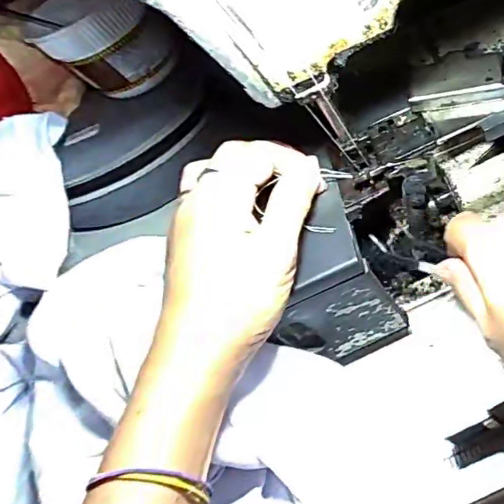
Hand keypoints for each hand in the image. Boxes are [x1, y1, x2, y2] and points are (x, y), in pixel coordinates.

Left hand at [160, 141, 323, 352]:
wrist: (199, 350)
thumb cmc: (234, 307)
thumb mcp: (279, 247)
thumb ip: (294, 199)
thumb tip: (308, 169)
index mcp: (216, 196)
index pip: (257, 153)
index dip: (292, 161)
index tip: (315, 181)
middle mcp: (195, 202)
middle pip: (234, 156)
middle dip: (273, 161)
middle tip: (303, 182)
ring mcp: (188, 220)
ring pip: (219, 174)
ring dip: (253, 175)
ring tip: (281, 194)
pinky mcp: (189, 240)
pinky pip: (212, 198)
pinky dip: (238, 195)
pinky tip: (257, 219)